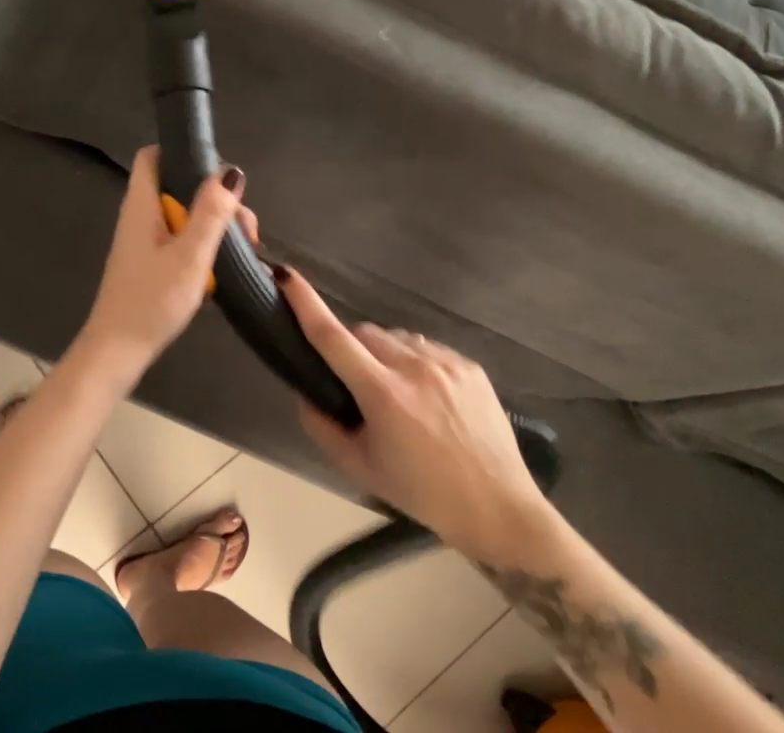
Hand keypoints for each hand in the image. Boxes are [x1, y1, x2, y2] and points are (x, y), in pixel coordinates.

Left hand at [70, 146, 246, 378]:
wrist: (118, 350)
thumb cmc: (152, 301)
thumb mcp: (190, 256)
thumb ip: (210, 213)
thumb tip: (230, 171)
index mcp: (141, 206)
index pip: (152, 157)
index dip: (182, 153)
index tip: (218, 173)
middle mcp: (139, 217)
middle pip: (177, 187)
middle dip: (214, 199)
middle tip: (246, 228)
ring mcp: (142, 242)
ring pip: (183, 217)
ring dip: (213, 227)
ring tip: (244, 250)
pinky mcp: (149, 264)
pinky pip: (179, 241)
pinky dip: (202, 247)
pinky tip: (223, 269)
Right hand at [279, 269, 553, 563]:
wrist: (497, 508)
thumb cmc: (420, 492)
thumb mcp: (358, 467)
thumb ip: (321, 426)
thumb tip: (304, 394)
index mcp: (382, 393)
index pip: (332, 337)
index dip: (305, 303)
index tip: (287, 276)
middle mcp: (414, 367)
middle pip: (364, 333)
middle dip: (351, 350)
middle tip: (356, 386)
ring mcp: (446, 363)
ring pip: (396, 338)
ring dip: (383, 354)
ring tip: (396, 393)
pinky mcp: (469, 367)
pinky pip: (426, 348)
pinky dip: (414, 362)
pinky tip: (426, 397)